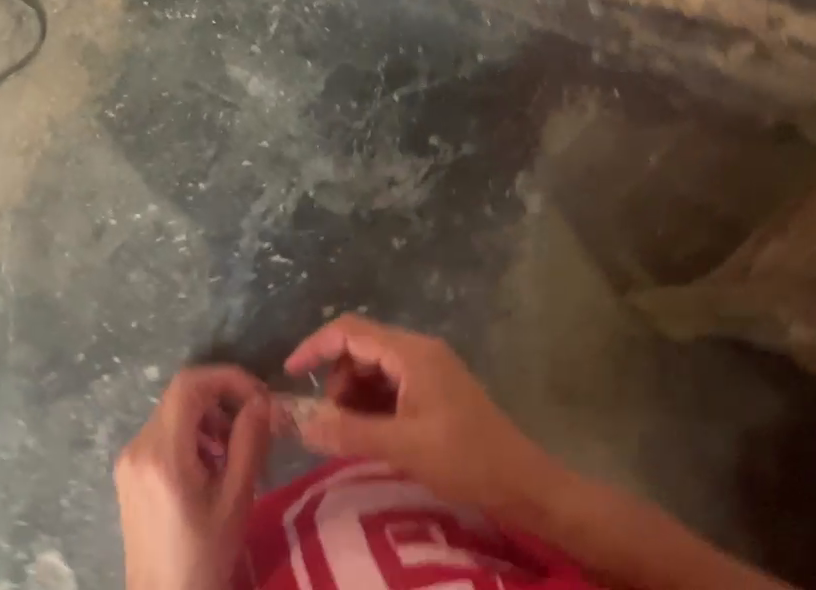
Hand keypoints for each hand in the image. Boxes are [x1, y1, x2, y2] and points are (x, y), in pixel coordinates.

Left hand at [116, 365, 273, 589]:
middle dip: (222, 402)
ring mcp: (128, 458)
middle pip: (181, 397)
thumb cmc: (204, 557)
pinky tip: (210, 469)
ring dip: (208, 421)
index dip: (227, 378)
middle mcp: (137, 445)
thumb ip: (248, 443)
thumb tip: (262, 401)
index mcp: (162, 452)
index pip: (189, 384)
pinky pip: (162, 435)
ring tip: (234, 456)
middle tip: (253, 428)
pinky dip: (190, 438)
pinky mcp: (128, 471)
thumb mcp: (235, 500)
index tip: (259, 397)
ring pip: (172, 414)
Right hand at [284, 315, 561, 516]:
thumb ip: (348, 432)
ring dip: (353, 394)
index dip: (315, 347)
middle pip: (360, 347)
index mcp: (411, 353)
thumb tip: (300, 423)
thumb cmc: (466, 460)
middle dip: (336, 379)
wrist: (526, 485)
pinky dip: (372, 403)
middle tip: (328, 419)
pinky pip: (390, 384)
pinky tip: (371, 433)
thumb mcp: (402, 447)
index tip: (289, 374)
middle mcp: (418, 351)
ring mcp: (428, 369)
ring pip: (373, 368)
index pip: (349, 330)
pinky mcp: (434, 389)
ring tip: (350, 432)